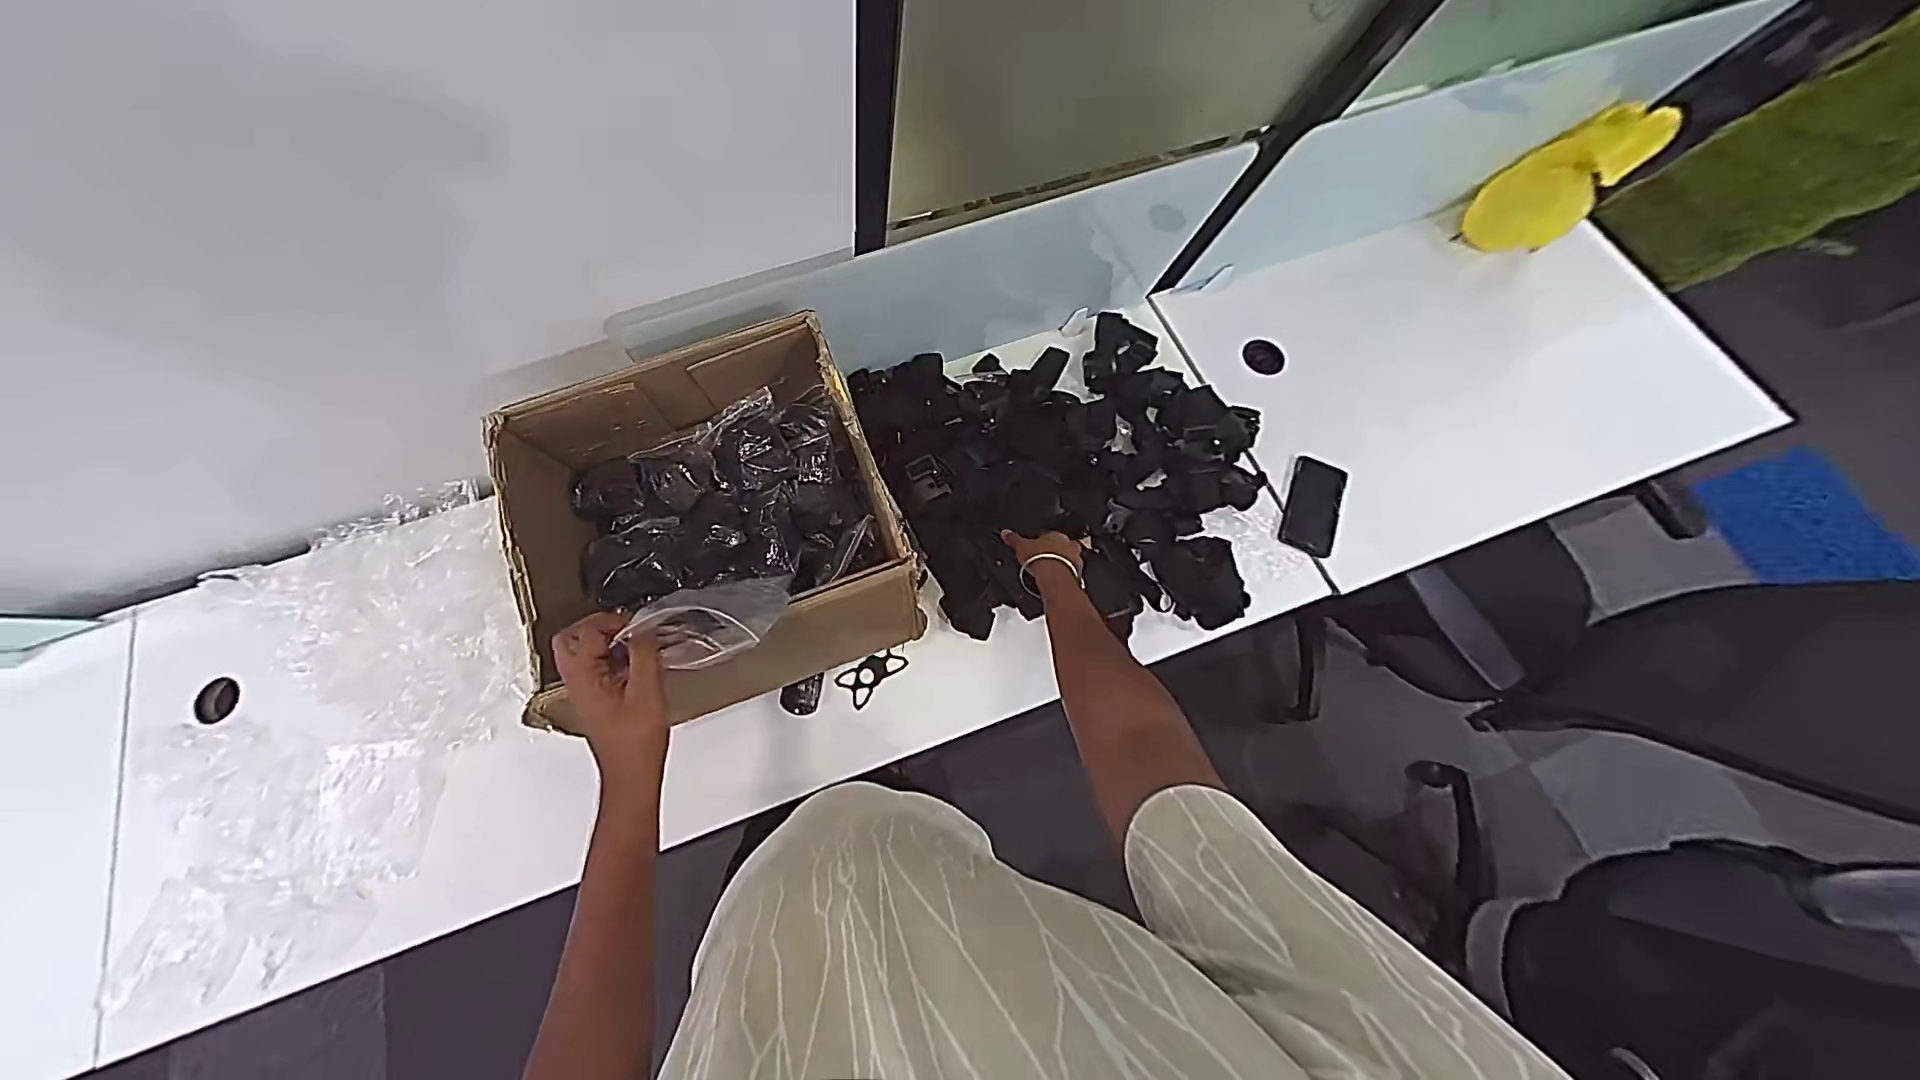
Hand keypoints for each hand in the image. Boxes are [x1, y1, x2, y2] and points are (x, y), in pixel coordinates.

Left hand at [553, 612, 669, 782]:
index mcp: (583, 678)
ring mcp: (585, 690)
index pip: (587, 631)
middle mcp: (578, 682)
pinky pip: (597, 665)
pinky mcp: (598, 697)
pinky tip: (638, 661)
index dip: (614, 621)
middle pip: (571, 638)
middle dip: (600, 624)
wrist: (632, 772)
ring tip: (635, 641)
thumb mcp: (647, 691)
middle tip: (627, 625)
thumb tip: (644, 631)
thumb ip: (644, 655)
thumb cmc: (635, 742)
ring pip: (582, 651)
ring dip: (607, 640)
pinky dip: (615, 655)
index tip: (638, 624)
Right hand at [1000, 529, 1083, 593]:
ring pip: (1070, 557)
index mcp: (1056, 535)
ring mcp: (1075, 558)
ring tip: (1051, 570)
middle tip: (1046, 558)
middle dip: (1056, 551)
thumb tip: (1006, 533)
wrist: (1054, 574)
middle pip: (1063, 546)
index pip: (1050, 535)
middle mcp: (1068, 545)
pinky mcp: (1077, 571)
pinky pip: (1072, 571)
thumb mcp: (1021, 546)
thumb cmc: (1041, 558)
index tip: (1038, 547)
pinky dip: (1066, 573)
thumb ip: (1014, 539)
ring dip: (1063, 562)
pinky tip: (1058, 578)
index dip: (1044, 542)